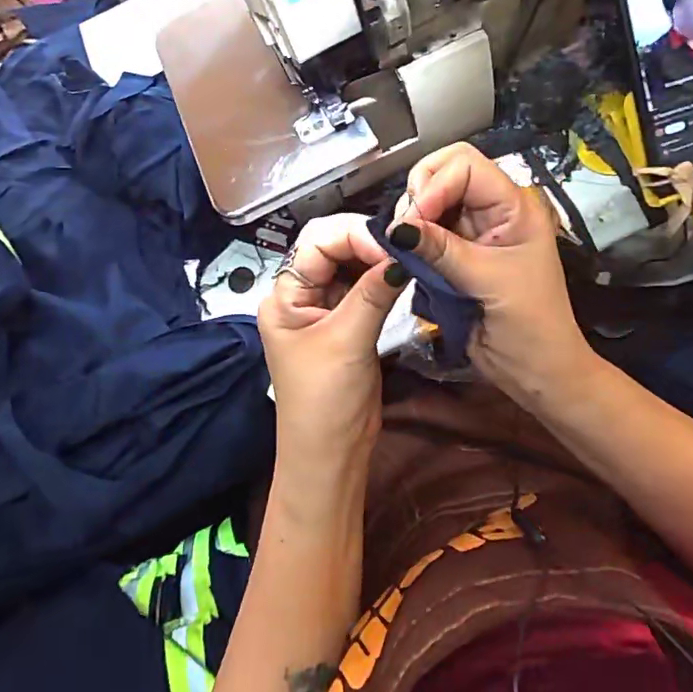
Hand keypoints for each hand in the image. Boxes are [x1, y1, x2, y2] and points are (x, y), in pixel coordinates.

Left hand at [257, 215, 408, 478]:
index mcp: (284, 295)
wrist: (331, 454)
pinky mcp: (347, 324)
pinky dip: (383, 280)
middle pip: (332, 249)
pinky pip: (364, 289)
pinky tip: (403, 274)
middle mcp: (300, 296)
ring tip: (408, 257)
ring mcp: (324, 310)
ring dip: (377, 259)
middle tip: (404, 247)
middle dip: (366, 242)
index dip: (352, 236)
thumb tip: (401, 251)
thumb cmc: (325, 400)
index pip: (316, 243)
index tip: (391, 246)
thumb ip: (373, 294)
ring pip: (350, 267)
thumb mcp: (347, 341)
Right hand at [390, 143, 596, 408]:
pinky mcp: (453, 255)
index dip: (434, 185)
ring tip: (404, 247)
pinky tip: (407, 257)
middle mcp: (491, 211)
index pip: (464, 166)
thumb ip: (442, 251)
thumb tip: (397, 228)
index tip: (415, 220)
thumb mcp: (489, 281)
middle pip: (443, 174)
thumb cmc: (532, 326)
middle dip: (418, 196)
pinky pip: (422, 234)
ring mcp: (471, 233)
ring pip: (428, 204)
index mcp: (514, 206)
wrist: (537, 370)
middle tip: (405, 230)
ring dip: (411, 220)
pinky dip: (409, 242)